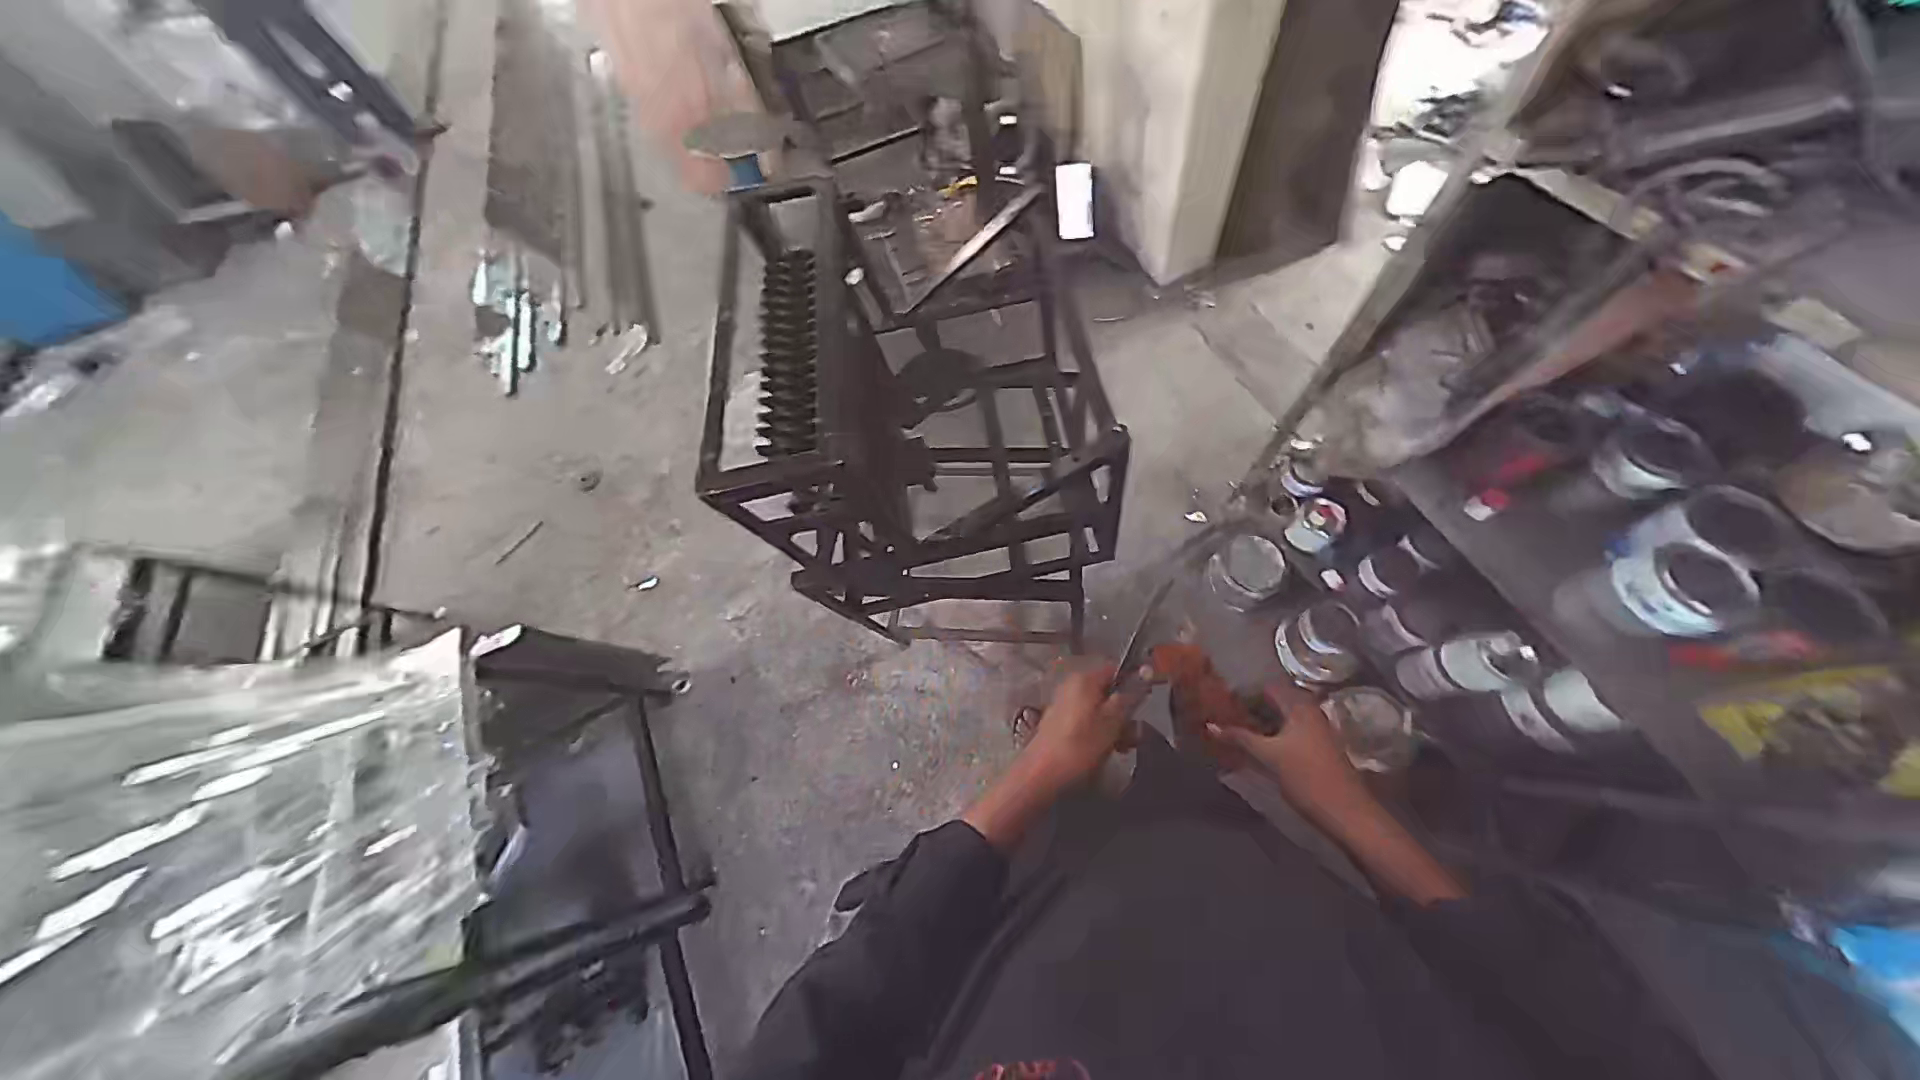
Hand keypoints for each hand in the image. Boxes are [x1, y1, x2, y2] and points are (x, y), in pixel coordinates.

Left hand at [1022, 662, 1144, 788]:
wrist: (1041, 774)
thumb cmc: (1080, 745)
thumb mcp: (1113, 720)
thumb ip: (1130, 696)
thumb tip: (1146, 672)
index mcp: (1083, 679)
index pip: (1115, 669)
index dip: (1134, 683)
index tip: (1145, 703)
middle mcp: (1072, 686)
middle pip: (1108, 692)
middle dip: (1125, 713)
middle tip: (1133, 735)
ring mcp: (1064, 705)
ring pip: (1100, 710)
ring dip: (1116, 727)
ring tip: (1121, 747)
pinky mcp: (1061, 724)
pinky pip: (1088, 722)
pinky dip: (1100, 734)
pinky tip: (1105, 751)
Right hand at [1211, 683, 1465, 903]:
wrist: (1347, 814)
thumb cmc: (1306, 777)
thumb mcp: (1267, 756)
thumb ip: (1238, 737)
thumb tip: (1209, 724)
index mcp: (1300, 707)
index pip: (1267, 688)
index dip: (1245, 691)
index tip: (1222, 698)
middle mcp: (1311, 713)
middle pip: (1276, 703)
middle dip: (1251, 708)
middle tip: (1224, 714)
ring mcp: (1318, 732)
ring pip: (1283, 720)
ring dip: (1262, 723)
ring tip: (1236, 730)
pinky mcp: (1319, 750)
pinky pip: (1290, 733)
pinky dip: (1273, 736)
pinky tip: (1257, 747)